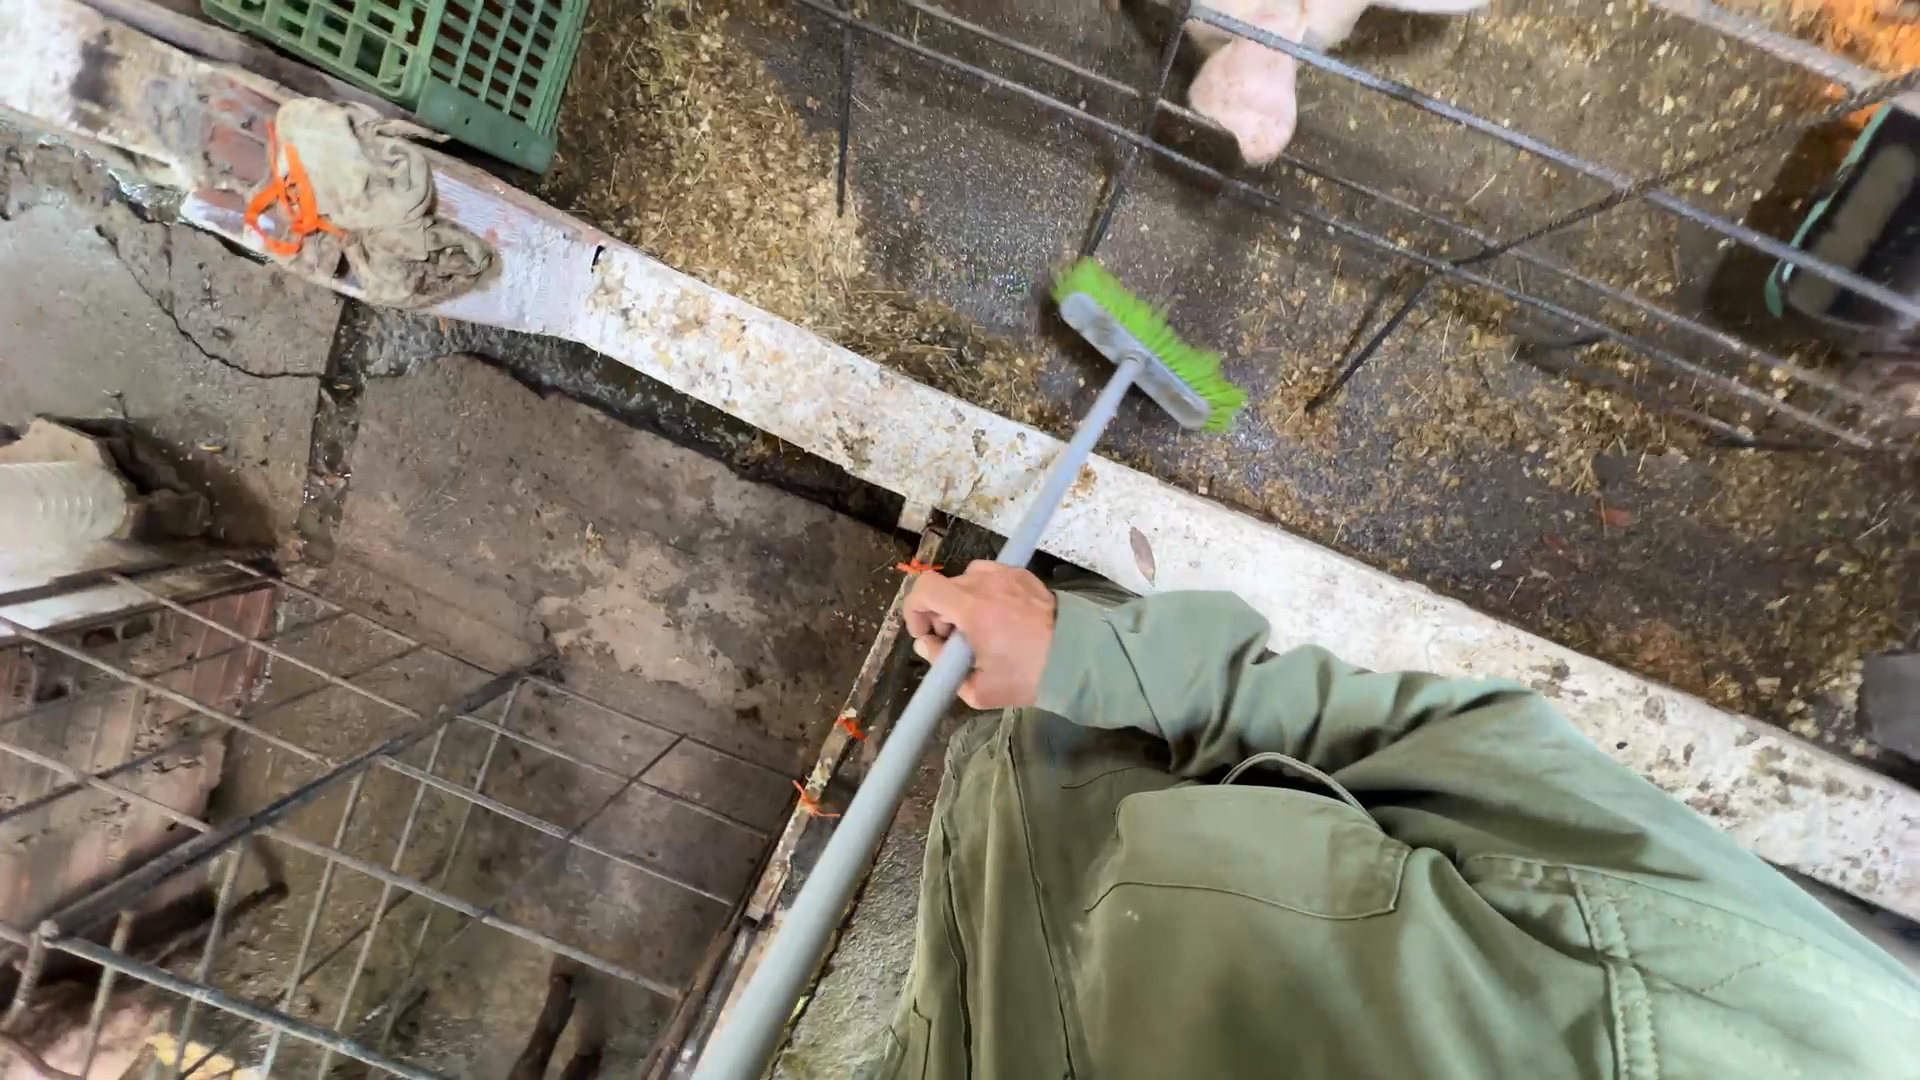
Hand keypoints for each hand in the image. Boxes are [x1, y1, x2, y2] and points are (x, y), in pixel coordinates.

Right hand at [903, 562, 1056, 708]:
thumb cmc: (1028, 675)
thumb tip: (927, 646)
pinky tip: (999, 616)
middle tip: (954, 642)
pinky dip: (985, 592)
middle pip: (944, 587)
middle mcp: (985, 582)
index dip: (915, 610)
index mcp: (971, 608)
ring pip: (967, 580)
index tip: (925, 634)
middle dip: (940, 614)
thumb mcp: (979, 689)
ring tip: (978, 628)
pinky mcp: (1023, 574)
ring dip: (962, 602)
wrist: (1078, 656)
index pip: (924, 588)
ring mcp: (1006, 574)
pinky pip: (990, 576)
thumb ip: (942, 666)